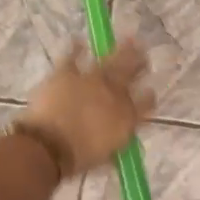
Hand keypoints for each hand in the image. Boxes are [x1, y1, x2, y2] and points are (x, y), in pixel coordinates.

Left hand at [18, 41, 153, 176]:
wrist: (49, 147)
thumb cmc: (78, 159)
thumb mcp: (105, 156)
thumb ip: (115, 141)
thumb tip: (118, 139)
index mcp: (127, 117)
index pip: (147, 103)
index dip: (149, 97)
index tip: (150, 92)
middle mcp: (114, 94)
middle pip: (132, 73)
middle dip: (140, 62)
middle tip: (144, 53)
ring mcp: (91, 80)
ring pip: (111, 58)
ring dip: (122, 48)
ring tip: (129, 39)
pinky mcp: (67, 73)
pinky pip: (73, 55)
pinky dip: (76, 48)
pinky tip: (78, 41)